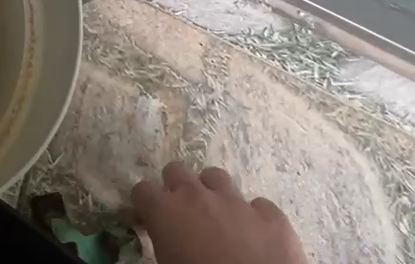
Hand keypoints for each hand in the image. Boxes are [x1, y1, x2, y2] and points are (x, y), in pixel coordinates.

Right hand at [129, 162, 307, 263]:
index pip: (142, 190)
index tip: (152, 219)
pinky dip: (257, 218)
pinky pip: (261, 206)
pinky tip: (258, 235)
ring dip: (214, 193)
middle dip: (178, 188)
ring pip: (217, 177)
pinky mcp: (272, 219)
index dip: (147, 204)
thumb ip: (161, 242)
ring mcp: (236, 203)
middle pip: (176, 171)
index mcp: (164, 210)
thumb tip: (165, 240)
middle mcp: (196, 196)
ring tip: (220, 217)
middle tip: (185, 214)